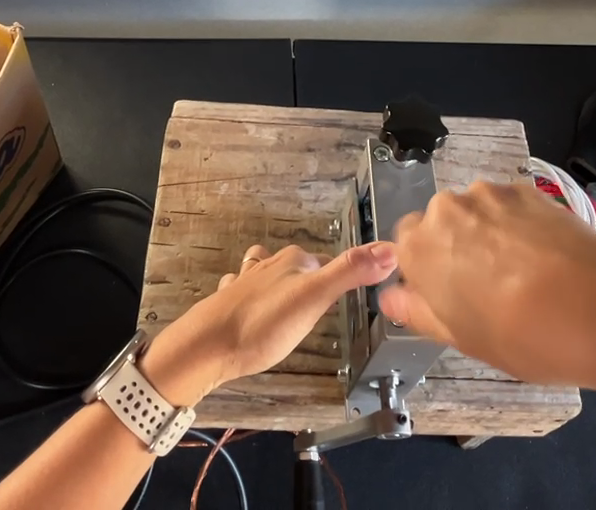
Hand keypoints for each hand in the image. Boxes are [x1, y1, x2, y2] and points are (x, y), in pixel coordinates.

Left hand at [142, 241, 395, 405]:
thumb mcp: (314, 299)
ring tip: (287, 300)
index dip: (337, 280)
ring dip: (276, 281)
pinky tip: (248, 308)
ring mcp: (245, 280)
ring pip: (266, 271)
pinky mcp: (226, 300)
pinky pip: (240, 290)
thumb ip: (350, 273)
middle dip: (308, 280)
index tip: (346, 295)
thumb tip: (390, 249)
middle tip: (320, 305)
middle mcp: (269, 264)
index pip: (326, 264)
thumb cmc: (262, 325)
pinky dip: (247, 295)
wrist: (206, 346)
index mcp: (294, 262)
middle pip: (297, 266)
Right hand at [379, 181, 595, 391]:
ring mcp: (487, 195)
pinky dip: (517, 223)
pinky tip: (543, 256)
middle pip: (440, 223)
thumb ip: (418, 311)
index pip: (406, 246)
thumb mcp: (462, 339)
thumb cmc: (524, 335)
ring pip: (475, 211)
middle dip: (456, 247)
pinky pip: (508, 205)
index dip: (428, 269)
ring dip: (486, 232)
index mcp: (419, 248)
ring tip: (521, 270)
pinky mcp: (524, 189)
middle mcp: (445, 211)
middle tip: (486, 286)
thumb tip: (392, 298)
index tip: (450, 292)